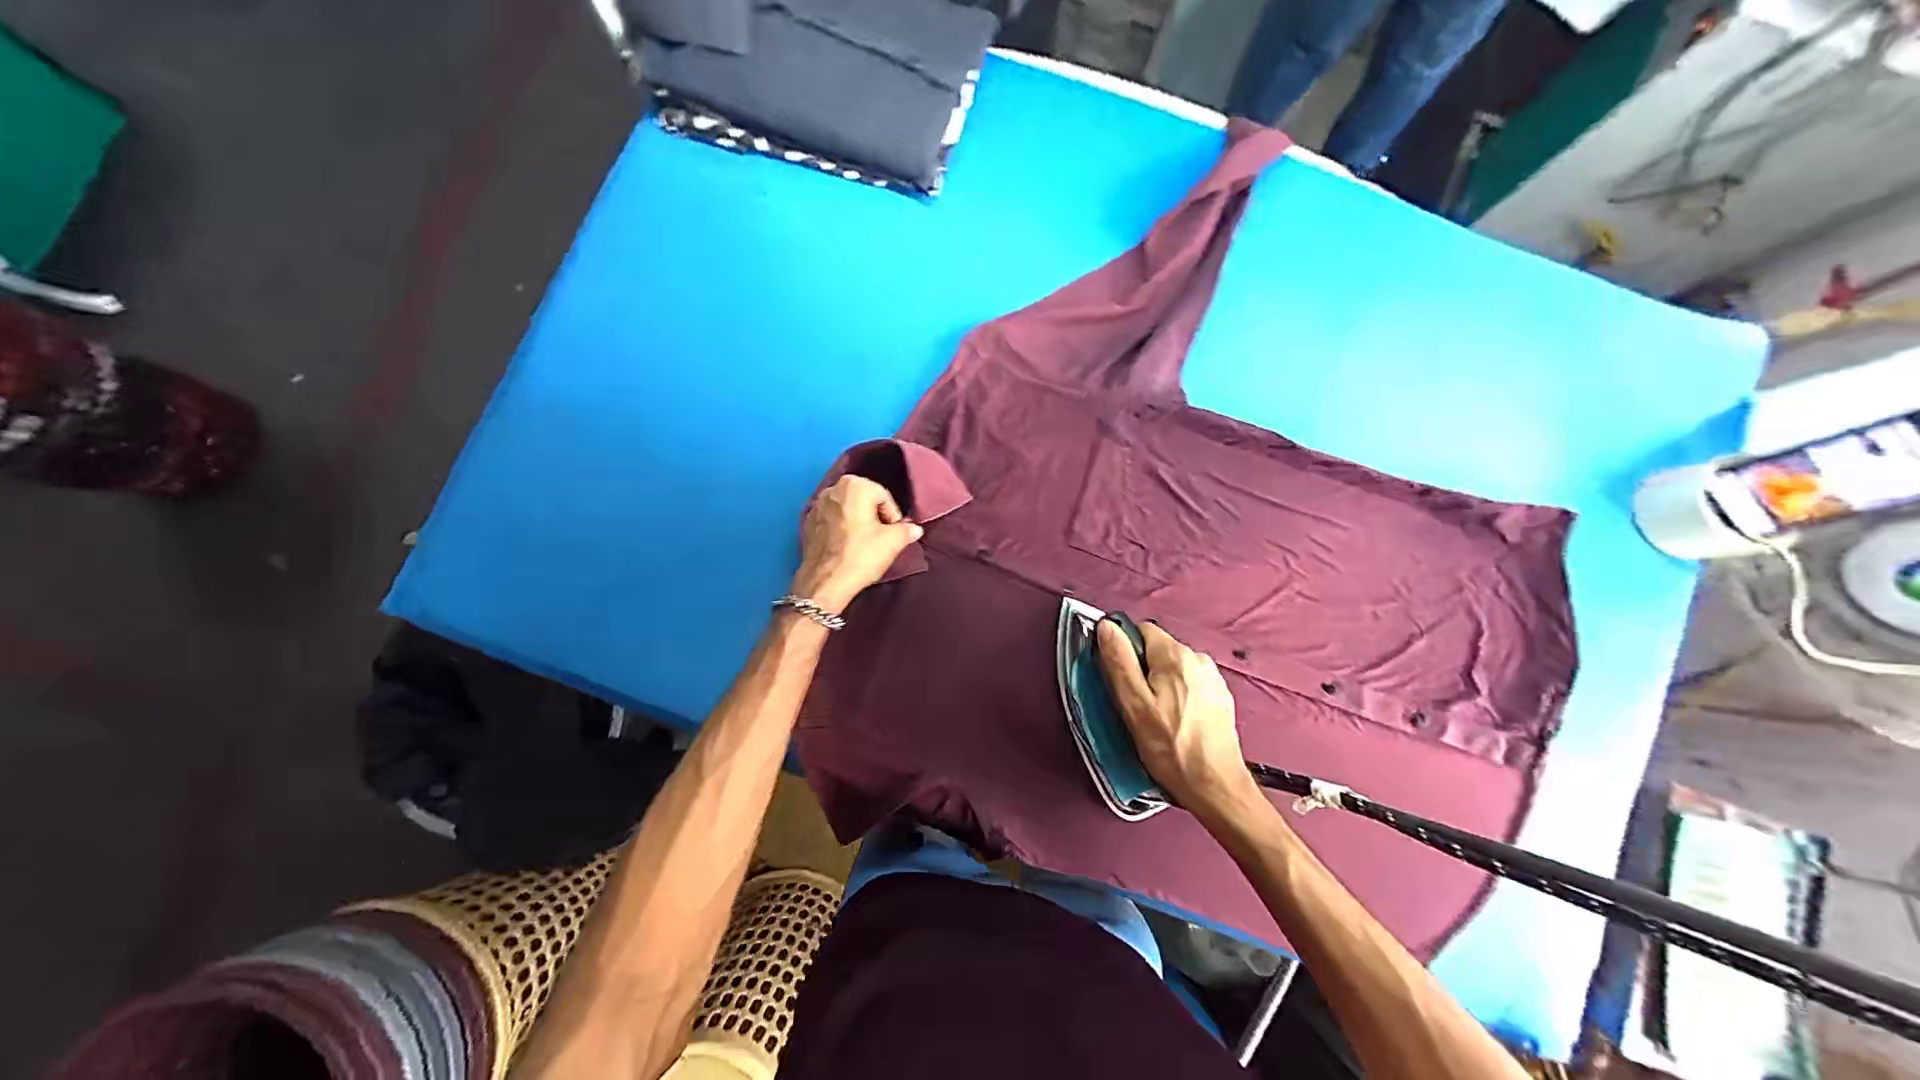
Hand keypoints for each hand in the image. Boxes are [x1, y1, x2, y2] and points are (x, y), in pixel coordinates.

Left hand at [790, 475, 923, 614]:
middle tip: (881, 538)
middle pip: (863, 500)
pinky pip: (831, 522)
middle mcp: (832, 489)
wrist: (826, 583)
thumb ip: (906, 530)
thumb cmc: (861, 556)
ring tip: (864, 544)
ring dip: (857, 522)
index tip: (894, 534)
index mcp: (854, 485)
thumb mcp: (893, 542)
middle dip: (874, 517)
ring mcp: (815, 506)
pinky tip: (846, 548)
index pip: (883, 497)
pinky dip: (840, 530)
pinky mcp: (806, 524)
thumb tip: (914, 529)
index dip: (893, 517)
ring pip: (846, 510)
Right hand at [1096, 620, 1260, 820]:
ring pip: (1172, 669)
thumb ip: (1119, 660)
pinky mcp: (1220, 698)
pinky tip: (1176, 722)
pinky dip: (1178, 697)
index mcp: (1176, 656)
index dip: (1124, 651)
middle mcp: (1199, 660)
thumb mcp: (1133, 704)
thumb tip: (1107, 627)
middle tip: (1138, 705)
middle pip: (1157, 649)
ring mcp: (1213, 679)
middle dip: (1142, 671)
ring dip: (1160, 685)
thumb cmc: (1172, 749)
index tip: (1121, 680)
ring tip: (1157, 718)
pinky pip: (1189, 684)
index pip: (1140, 630)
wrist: (1215, 786)